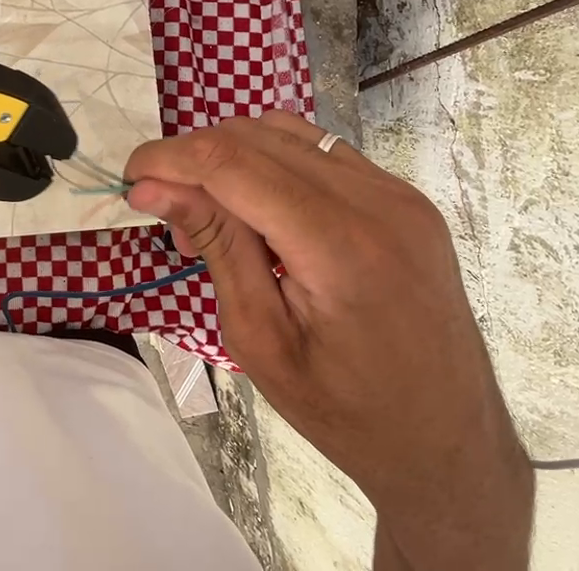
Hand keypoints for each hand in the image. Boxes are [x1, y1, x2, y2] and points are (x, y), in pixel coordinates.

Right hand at [124, 112, 531, 569]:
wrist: (451, 446)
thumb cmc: (346, 413)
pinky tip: (259, 211)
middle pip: (253, 137)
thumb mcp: (259, 339)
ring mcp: (399, 194)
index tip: (128, 180)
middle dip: (192, 159)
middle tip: (169, 217)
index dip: (167, 158)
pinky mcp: (405, 199)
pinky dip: (270, 164)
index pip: (230, 163)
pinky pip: (318, 151)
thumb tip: (151, 187)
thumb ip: (212, 245)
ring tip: (213, 217)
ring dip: (229, 157)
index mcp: (340, 245)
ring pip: (284, 133)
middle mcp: (377, 201)